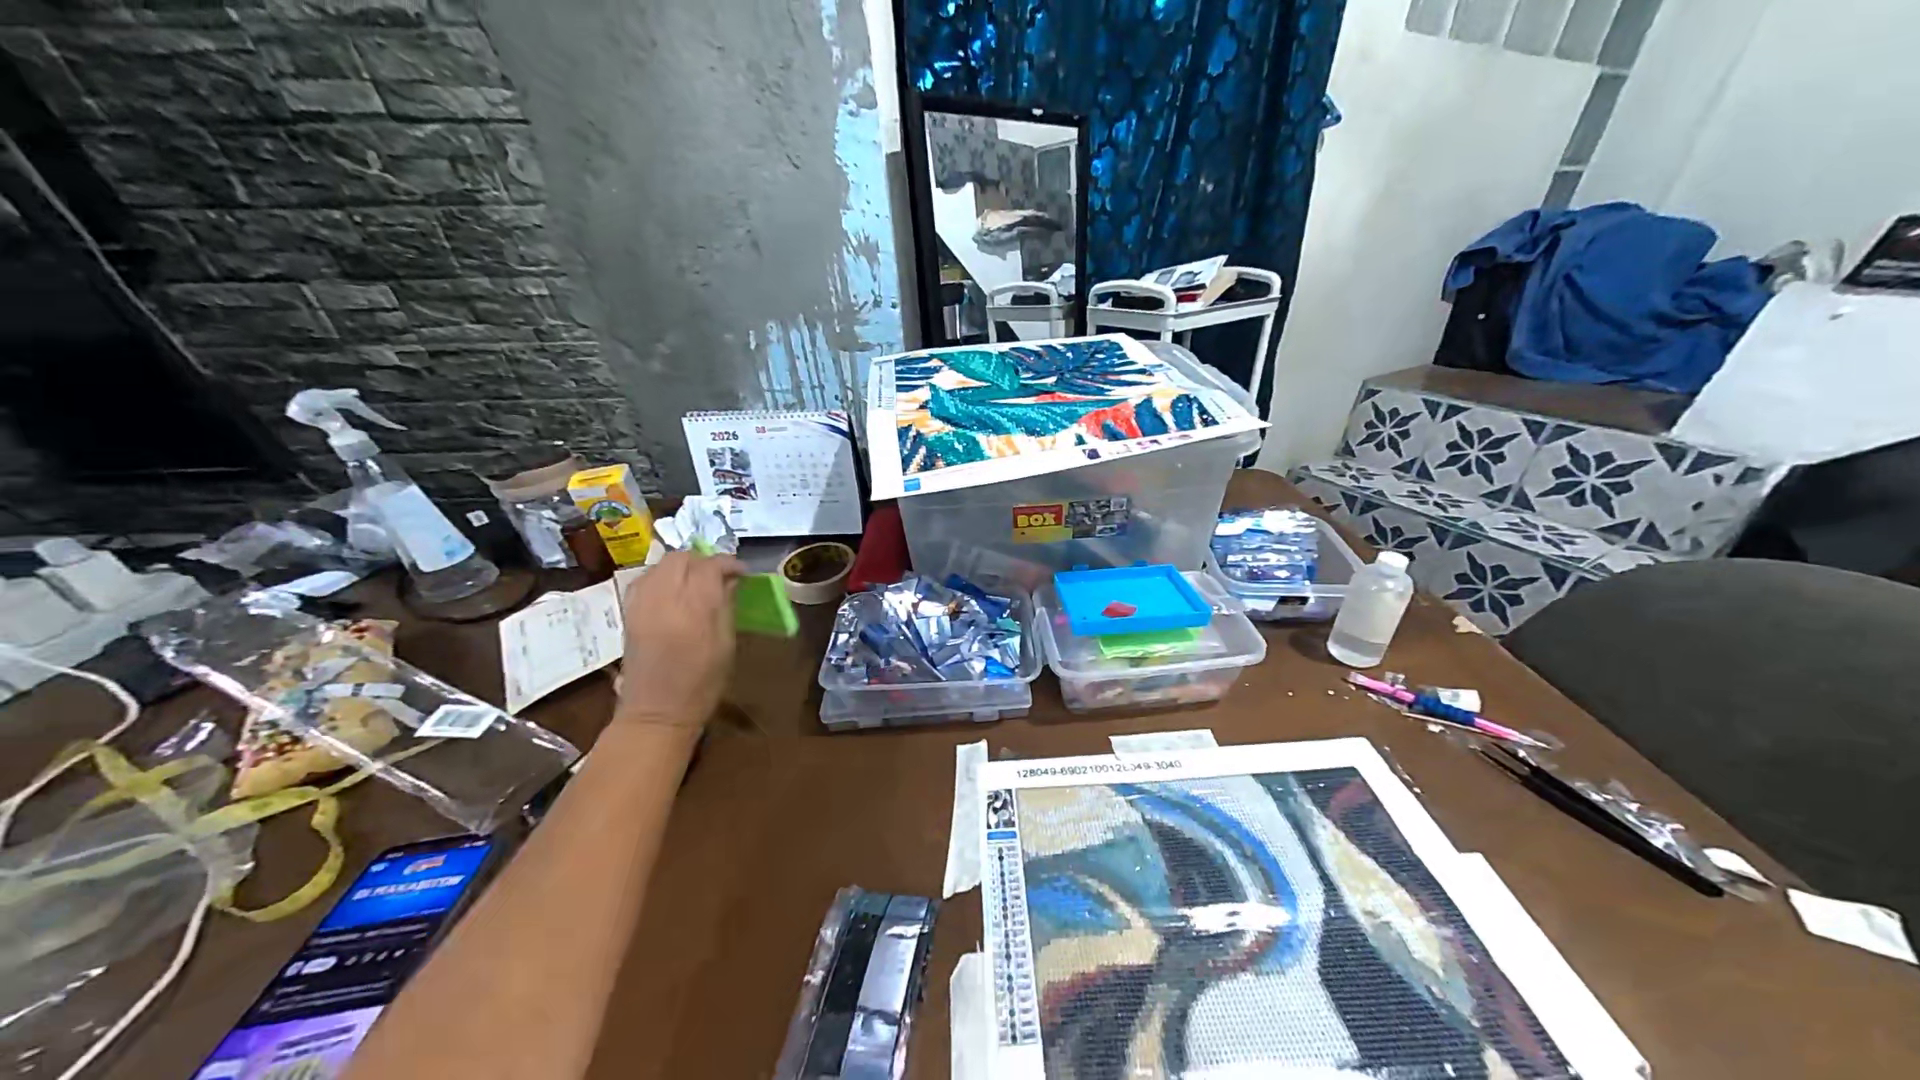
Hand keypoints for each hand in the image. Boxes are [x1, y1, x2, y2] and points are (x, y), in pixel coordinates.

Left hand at [614, 551, 744, 729]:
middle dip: (703, 560)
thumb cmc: (701, 685)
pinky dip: (661, 576)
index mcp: (693, 610)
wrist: (656, 713)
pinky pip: (644, 579)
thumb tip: (731, 581)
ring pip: (660, 564)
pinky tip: (672, 589)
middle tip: (719, 575)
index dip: (728, 563)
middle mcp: (663, 599)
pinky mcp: (627, 612)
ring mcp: (640, 604)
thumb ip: (726, 607)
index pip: (710, 567)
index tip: (742, 572)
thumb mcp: (726, 645)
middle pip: (681, 558)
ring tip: (696, 581)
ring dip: (681, 566)